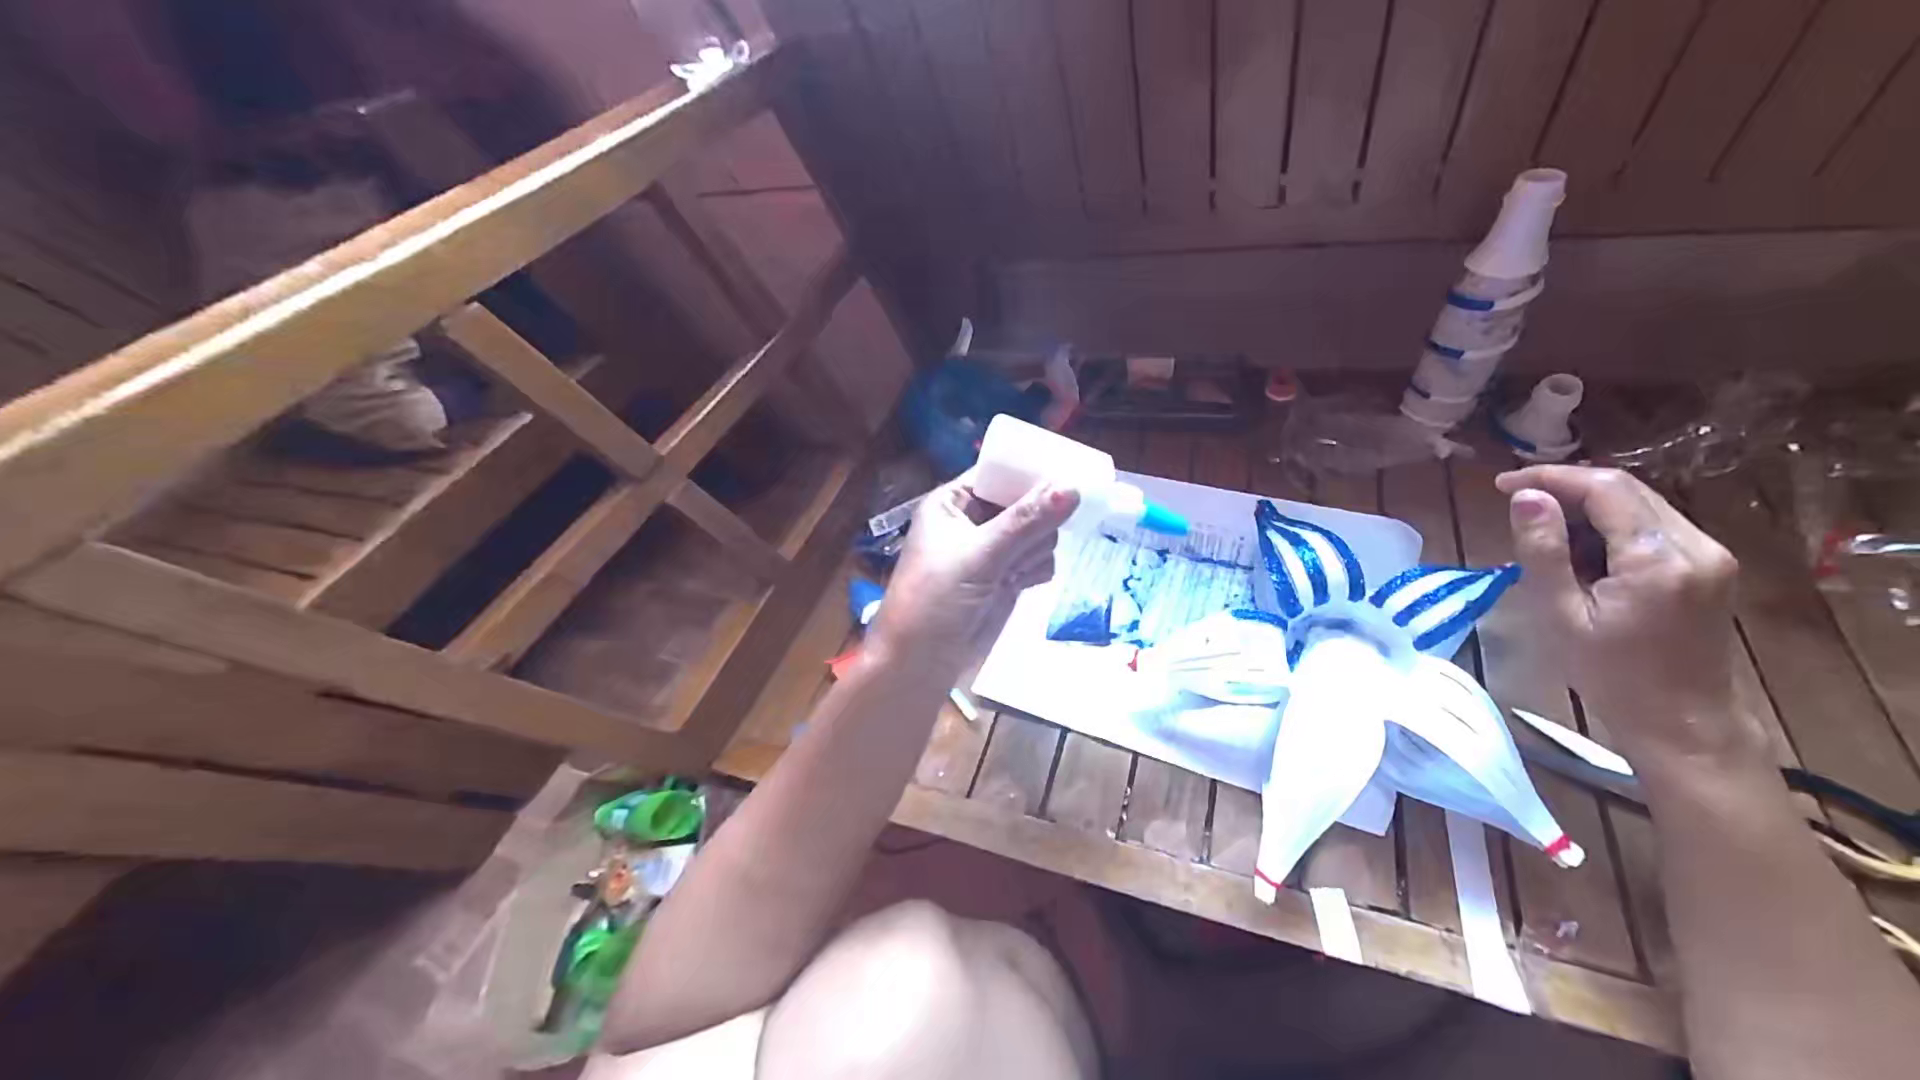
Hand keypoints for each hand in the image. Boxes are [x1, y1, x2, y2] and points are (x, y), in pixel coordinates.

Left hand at [865, 470, 1079, 683]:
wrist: (920, 664)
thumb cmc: (935, 600)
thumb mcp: (979, 556)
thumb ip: (1026, 522)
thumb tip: (1072, 488)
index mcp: (953, 503)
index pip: (998, 473)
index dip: (1030, 474)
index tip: (1067, 476)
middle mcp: (973, 521)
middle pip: (1026, 503)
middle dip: (1034, 522)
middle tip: (1025, 542)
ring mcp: (991, 551)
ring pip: (1038, 533)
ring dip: (1033, 551)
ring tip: (1011, 573)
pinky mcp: (1005, 578)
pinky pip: (1038, 560)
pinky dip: (1034, 571)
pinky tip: (1018, 585)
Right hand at [1495, 466, 1762, 766]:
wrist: (1683, 721)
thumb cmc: (1610, 675)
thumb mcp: (1560, 614)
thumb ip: (1543, 551)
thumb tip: (1525, 497)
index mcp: (1658, 560)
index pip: (1605, 488)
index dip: (1550, 477)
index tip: (1502, 484)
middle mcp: (1697, 546)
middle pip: (1626, 489)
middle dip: (1566, 487)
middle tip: (1513, 501)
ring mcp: (1710, 555)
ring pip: (1640, 504)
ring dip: (1586, 506)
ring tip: (1540, 530)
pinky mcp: (1708, 566)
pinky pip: (1652, 525)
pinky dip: (1609, 525)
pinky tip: (1578, 549)